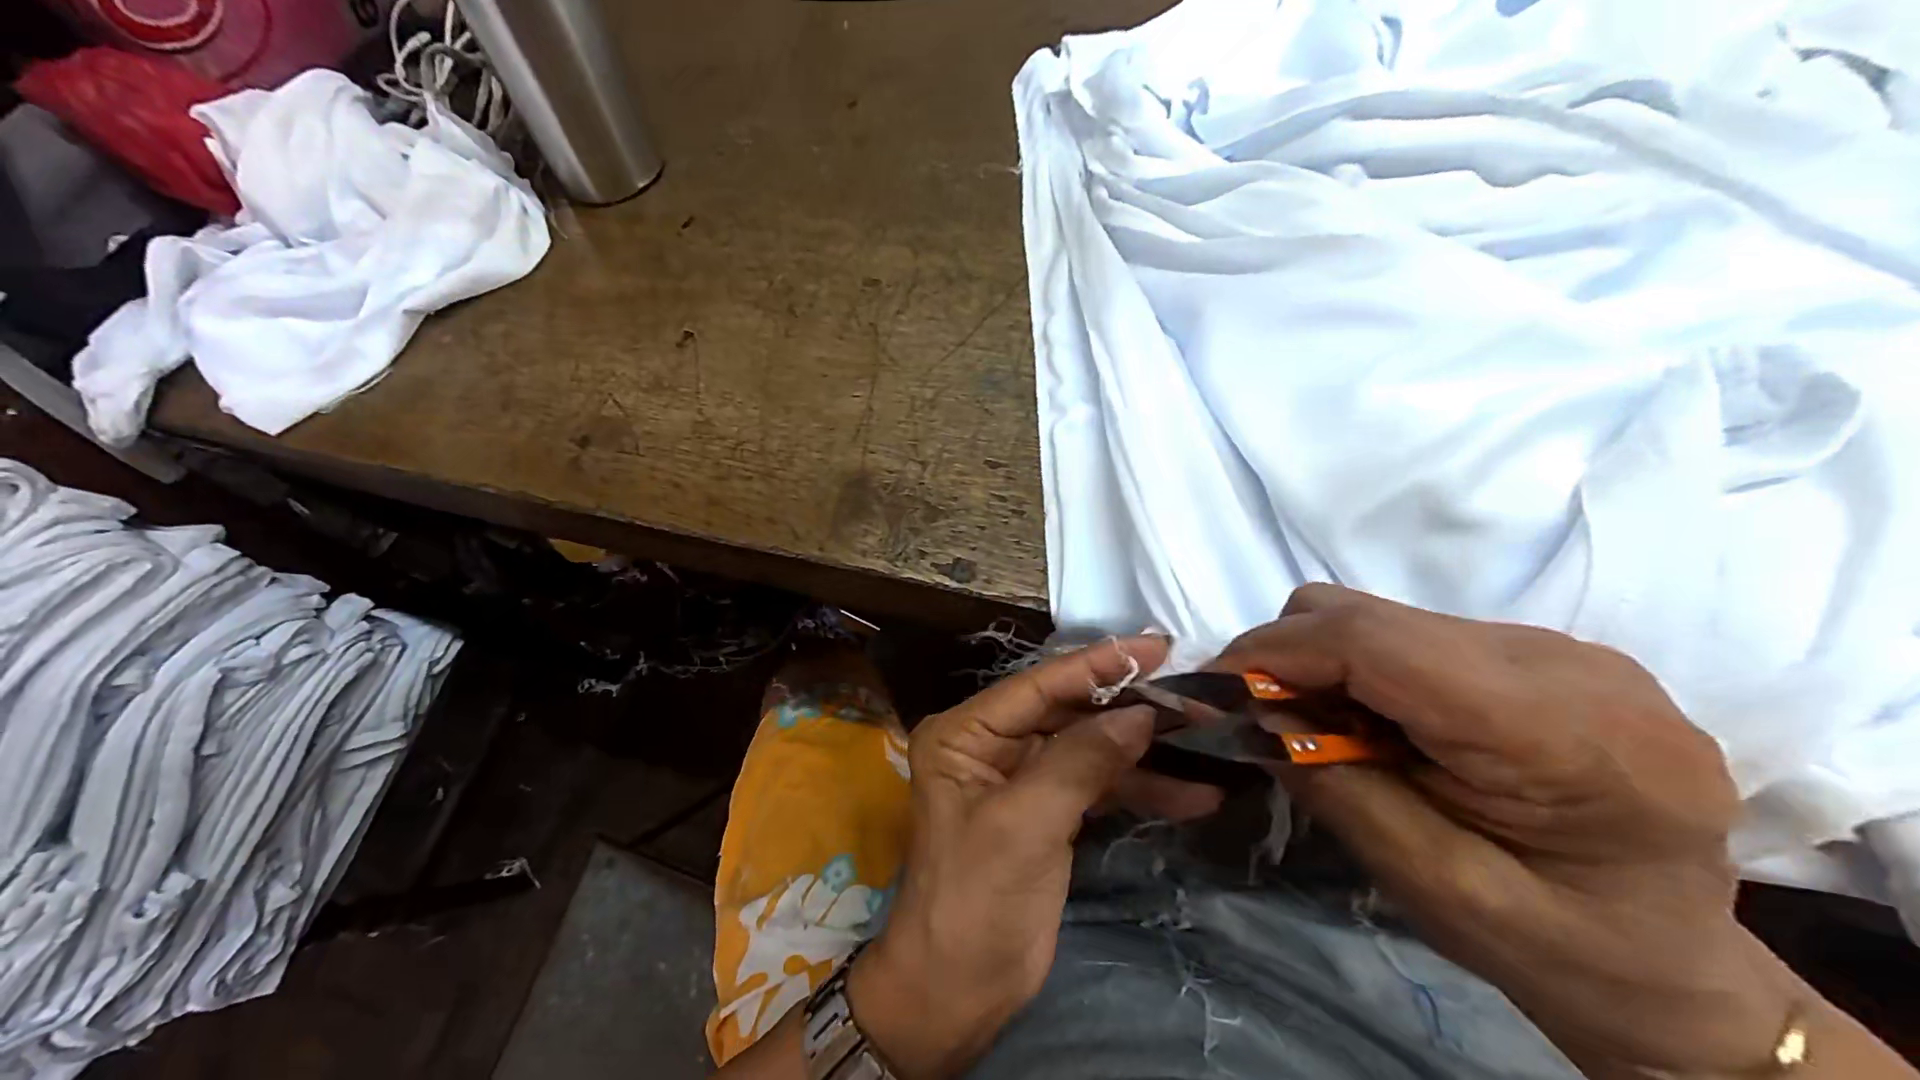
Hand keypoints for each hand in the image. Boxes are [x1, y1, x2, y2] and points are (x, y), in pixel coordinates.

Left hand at [846, 636, 1220, 1079]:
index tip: (1157, 648)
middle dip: (1130, 708)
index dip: (1098, 665)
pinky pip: (1098, 786)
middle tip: (1194, 695)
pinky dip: (1140, 789)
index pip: (1038, 685)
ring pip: (1090, 748)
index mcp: (965, 732)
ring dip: (1146, 752)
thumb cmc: (976, 899)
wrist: (958, 992)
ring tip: (1209, 739)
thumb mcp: (1025, 823)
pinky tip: (1193, 794)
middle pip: (1069, 711)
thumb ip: (1081, 760)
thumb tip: (1140, 712)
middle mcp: (991, 745)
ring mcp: (1022, 778)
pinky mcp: (1048, 813)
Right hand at [1213, 585, 1795, 1078]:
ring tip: (1330, 733)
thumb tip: (1248, 709)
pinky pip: (1413, 631)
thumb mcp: (1430, 884)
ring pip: (1383, 613)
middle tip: (1265, 724)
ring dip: (1327, 663)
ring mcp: (1562, 648)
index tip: (1213, 688)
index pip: (1378, 643)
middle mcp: (1568, 664)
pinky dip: (1366, 668)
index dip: (1276, 652)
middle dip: (1290, 657)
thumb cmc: (1557, 950)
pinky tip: (1383, 726)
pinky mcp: (1542, 651)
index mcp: (1563, 735)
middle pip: (1371, 613)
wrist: (1674, 970)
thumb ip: (1334, 786)